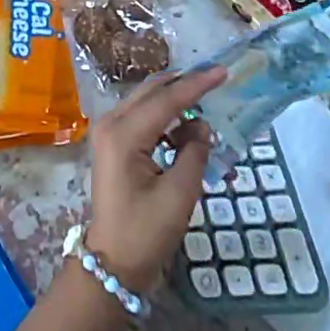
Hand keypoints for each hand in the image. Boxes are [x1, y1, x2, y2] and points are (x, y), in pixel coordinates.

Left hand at [86, 66, 224, 291]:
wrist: (113, 259)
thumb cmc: (146, 230)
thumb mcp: (180, 193)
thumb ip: (194, 152)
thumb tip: (203, 126)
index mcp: (123, 134)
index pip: (165, 100)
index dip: (196, 84)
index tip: (222, 71)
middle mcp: (110, 124)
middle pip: (151, 91)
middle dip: (184, 84)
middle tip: (216, 79)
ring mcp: (108, 132)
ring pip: (146, 101)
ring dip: (175, 102)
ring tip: (208, 104)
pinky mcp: (112, 143)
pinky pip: (142, 118)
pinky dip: (165, 118)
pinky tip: (188, 129)